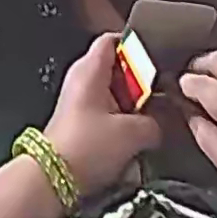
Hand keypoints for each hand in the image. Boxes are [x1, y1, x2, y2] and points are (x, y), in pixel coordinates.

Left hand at [45, 33, 164, 197]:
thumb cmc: (88, 146)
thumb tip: (163, 120)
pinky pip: (106, 107)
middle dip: (139, 81)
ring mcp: (79, 96)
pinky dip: (121, 116)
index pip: (112, 39)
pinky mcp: (80, 117)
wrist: (53, 177)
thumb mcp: (130, 134)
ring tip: (151, 119)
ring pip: (114, 89)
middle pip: (116, 65)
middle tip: (160, 96)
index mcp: (90, 68)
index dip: (135, 45)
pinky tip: (134, 135)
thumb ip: (154, 122)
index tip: (156, 60)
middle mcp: (82, 76)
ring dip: (132, 103)